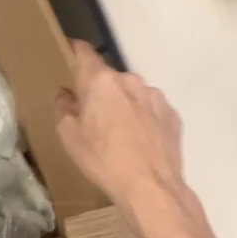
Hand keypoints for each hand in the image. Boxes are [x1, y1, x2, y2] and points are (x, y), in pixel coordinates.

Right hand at [56, 40, 190, 214]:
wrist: (150, 187)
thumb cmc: (102, 159)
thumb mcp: (69, 136)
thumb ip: (64, 108)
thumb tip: (65, 94)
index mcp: (100, 81)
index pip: (85, 53)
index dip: (76, 50)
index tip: (70, 49)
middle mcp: (129, 80)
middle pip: (109, 78)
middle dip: (100, 90)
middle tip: (94, 115)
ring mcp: (155, 96)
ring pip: (132, 93)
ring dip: (124, 104)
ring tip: (120, 132)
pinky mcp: (172, 115)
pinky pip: (151, 109)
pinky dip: (143, 118)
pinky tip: (140, 140)